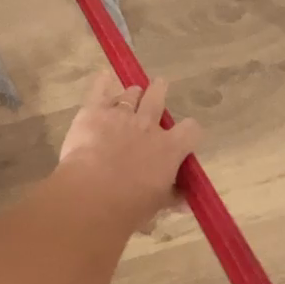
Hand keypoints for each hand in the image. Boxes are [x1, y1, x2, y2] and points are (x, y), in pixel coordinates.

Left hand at [55, 74, 203, 225]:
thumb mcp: (157, 204)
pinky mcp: (94, 111)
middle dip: (159, 91)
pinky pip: (100, 89)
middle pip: (158, 97)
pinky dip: (102, 82)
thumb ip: (171, 196)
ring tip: (130, 95)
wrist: (93, 194)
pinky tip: (103, 76)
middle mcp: (148, 125)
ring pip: (131, 93)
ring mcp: (121, 114)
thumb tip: (184, 201)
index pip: (191, 130)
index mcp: (169, 148)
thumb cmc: (129, 206)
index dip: (188, 132)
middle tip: (159, 87)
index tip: (183, 136)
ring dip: (132, 94)